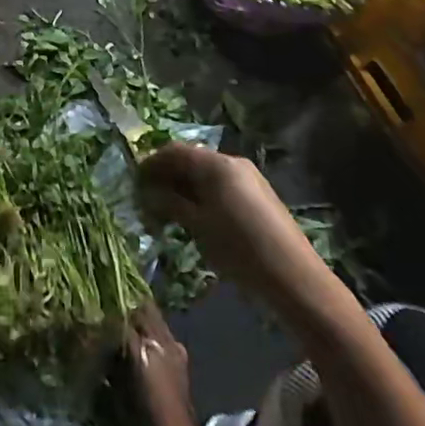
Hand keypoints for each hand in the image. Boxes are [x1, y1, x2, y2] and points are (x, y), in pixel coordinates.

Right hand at [136, 142, 332, 312]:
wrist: (290, 273)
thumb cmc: (238, 247)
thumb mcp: (198, 226)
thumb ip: (170, 203)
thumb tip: (147, 191)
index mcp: (217, 164)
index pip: (175, 152)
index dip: (152, 164)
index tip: (134, 184)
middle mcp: (233, 162)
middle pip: (191, 161)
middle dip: (167, 178)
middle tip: (147, 203)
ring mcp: (247, 177)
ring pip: (206, 175)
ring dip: (184, 189)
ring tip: (166, 216)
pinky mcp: (256, 194)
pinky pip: (221, 186)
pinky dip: (202, 197)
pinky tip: (193, 220)